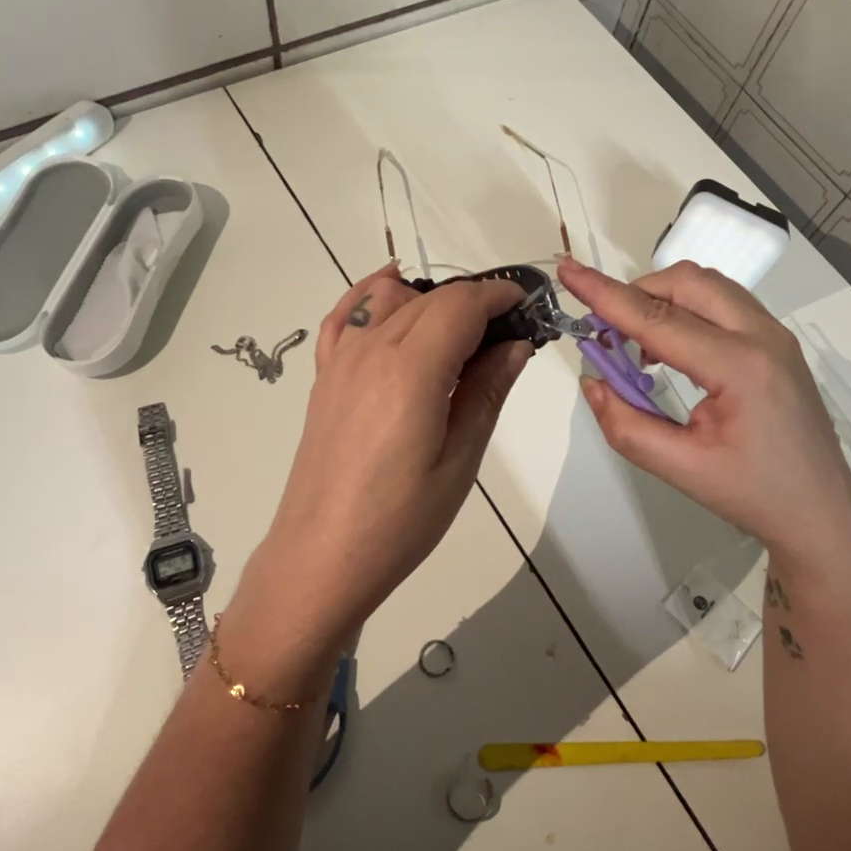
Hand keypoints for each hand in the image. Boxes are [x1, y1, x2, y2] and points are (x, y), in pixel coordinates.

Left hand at [229, 264, 533, 668]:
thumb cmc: (400, 521)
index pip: (462, 305)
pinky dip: (369, 295)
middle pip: (430, 298)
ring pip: (389, 298)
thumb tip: (516, 346)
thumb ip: (487, 393)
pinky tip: (390, 293)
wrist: (321, 557)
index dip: (499, 296)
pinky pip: (343, 316)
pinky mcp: (324, 378)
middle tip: (508, 332)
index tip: (528, 306)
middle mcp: (371, 350)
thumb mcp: (459, 461)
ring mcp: (341, 361)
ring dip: (429, 299)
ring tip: (459, 334)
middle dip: (474, 301)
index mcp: (411, 370)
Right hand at [558, 257, 850, 573]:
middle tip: (604, 331)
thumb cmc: (753, 495)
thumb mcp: (681, 469)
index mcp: (741, 368)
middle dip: (636, 292)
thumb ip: (626, 425)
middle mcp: (763, 336)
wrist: (821, 511)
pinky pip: (724, 302)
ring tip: (635, 344)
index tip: (568, 271)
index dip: (606, 296)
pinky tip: (670, 350)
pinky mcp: (777, 342)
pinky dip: (686, 309)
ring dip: (662, 298)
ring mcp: (776, 335)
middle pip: (687, 282)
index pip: (658, 319)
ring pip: (708, 286)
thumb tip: (592, 381)